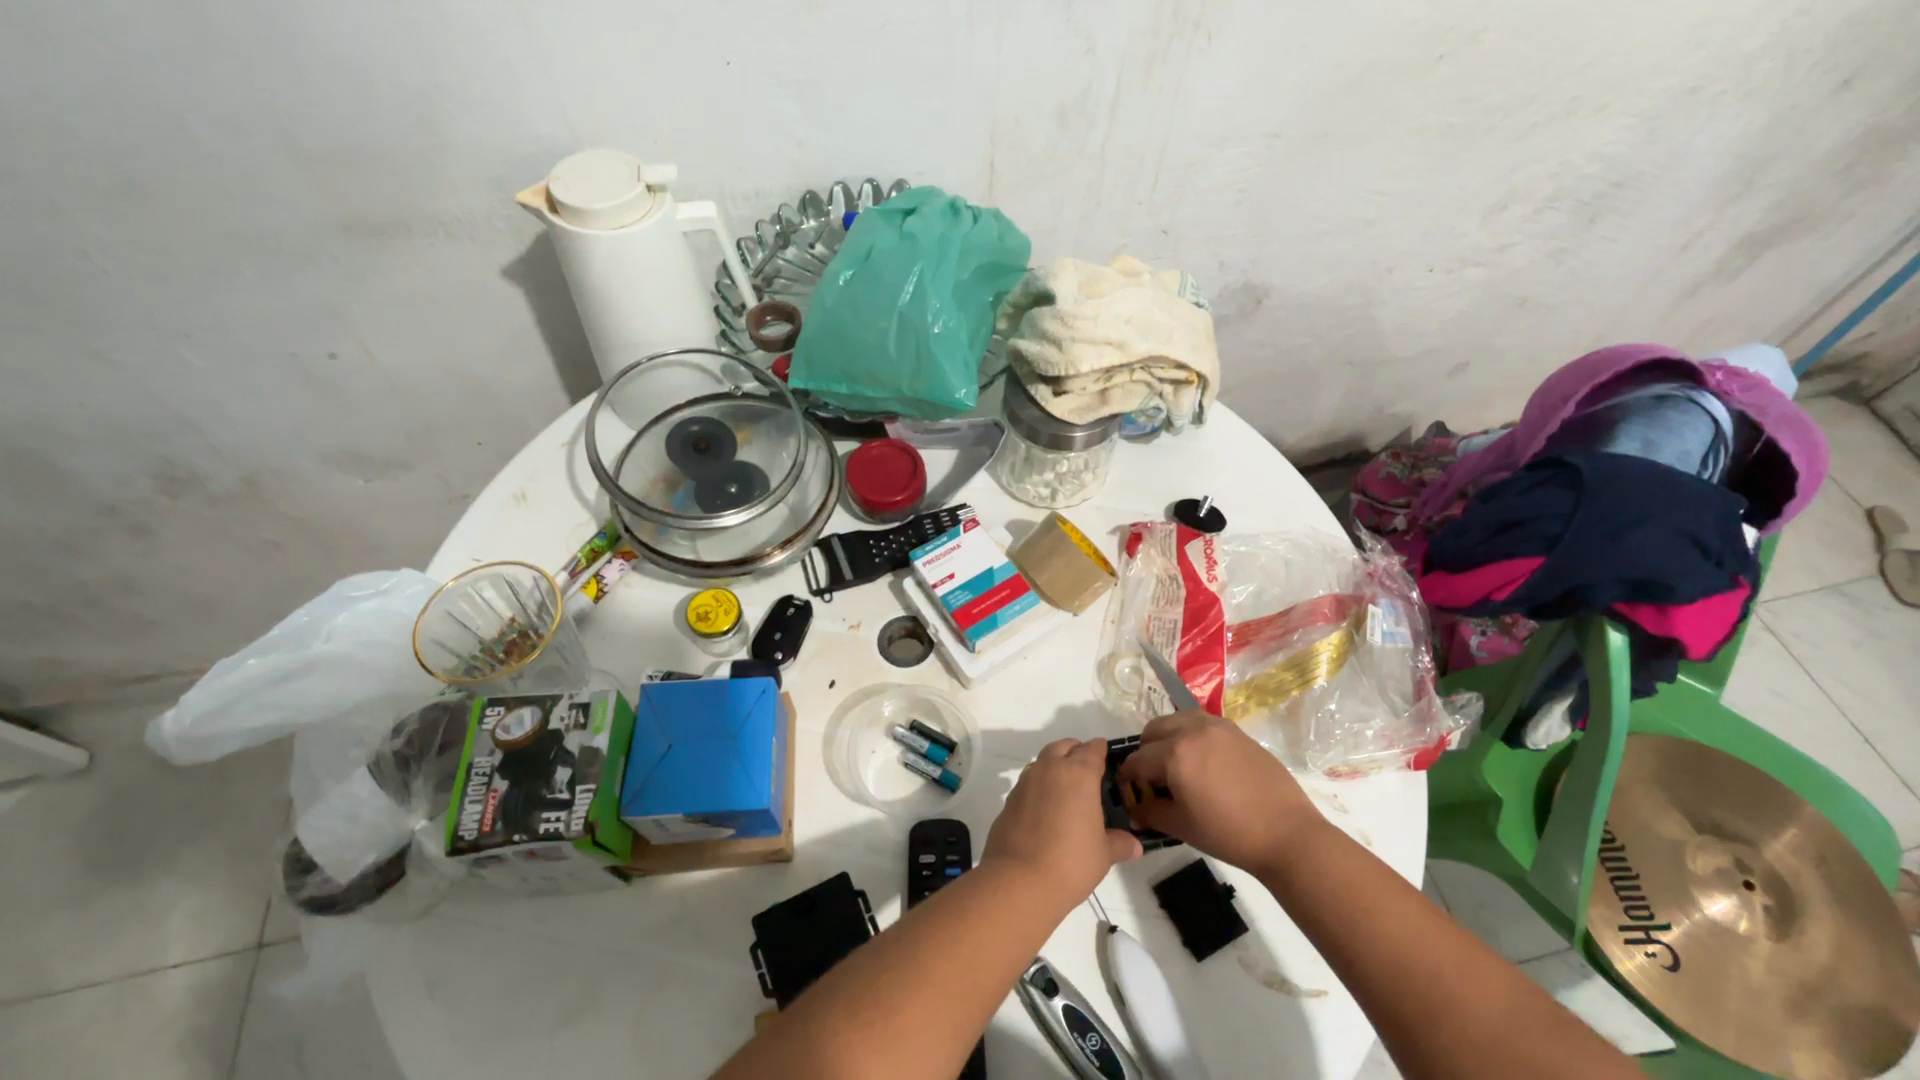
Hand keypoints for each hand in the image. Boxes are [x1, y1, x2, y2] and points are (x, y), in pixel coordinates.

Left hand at [984, 739, 1142, 905]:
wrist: (1019, 880)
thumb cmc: (1071, 861)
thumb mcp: (1104, 854)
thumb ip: (1119, 843)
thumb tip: (1134, 846)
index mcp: (1078, 774)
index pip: (1092, 749)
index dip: (1100, 751)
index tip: (1106, 758)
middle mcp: (1050, 770)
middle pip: (1063, 746)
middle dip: (1075, 752)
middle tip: (1087, 771)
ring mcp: (1025, 784)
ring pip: (1041, 762)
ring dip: (1053, 768)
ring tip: (1065, 790)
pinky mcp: (1008, 802)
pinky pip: (1027, 785)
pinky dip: (1037, 789)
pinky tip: (1044, 811)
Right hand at [1117, 711, 1323, 876]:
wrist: (1286, 834)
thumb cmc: (1228, 834)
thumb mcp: (1180, 826)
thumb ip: (1149, 812)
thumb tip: (1134, 808)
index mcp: (1175, 754)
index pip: (1136, 760)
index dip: (1127, 777)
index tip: (1127, 791)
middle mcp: (1193, 730)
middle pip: (1153, 730)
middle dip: (1146, 752)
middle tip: (1152, 780)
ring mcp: (1218, 727)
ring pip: (1178, 720)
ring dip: (1168, 738)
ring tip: (1177, 766)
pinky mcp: (1238, 732)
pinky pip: (1202, 724)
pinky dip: (1192, 736)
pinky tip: (1203, 763)